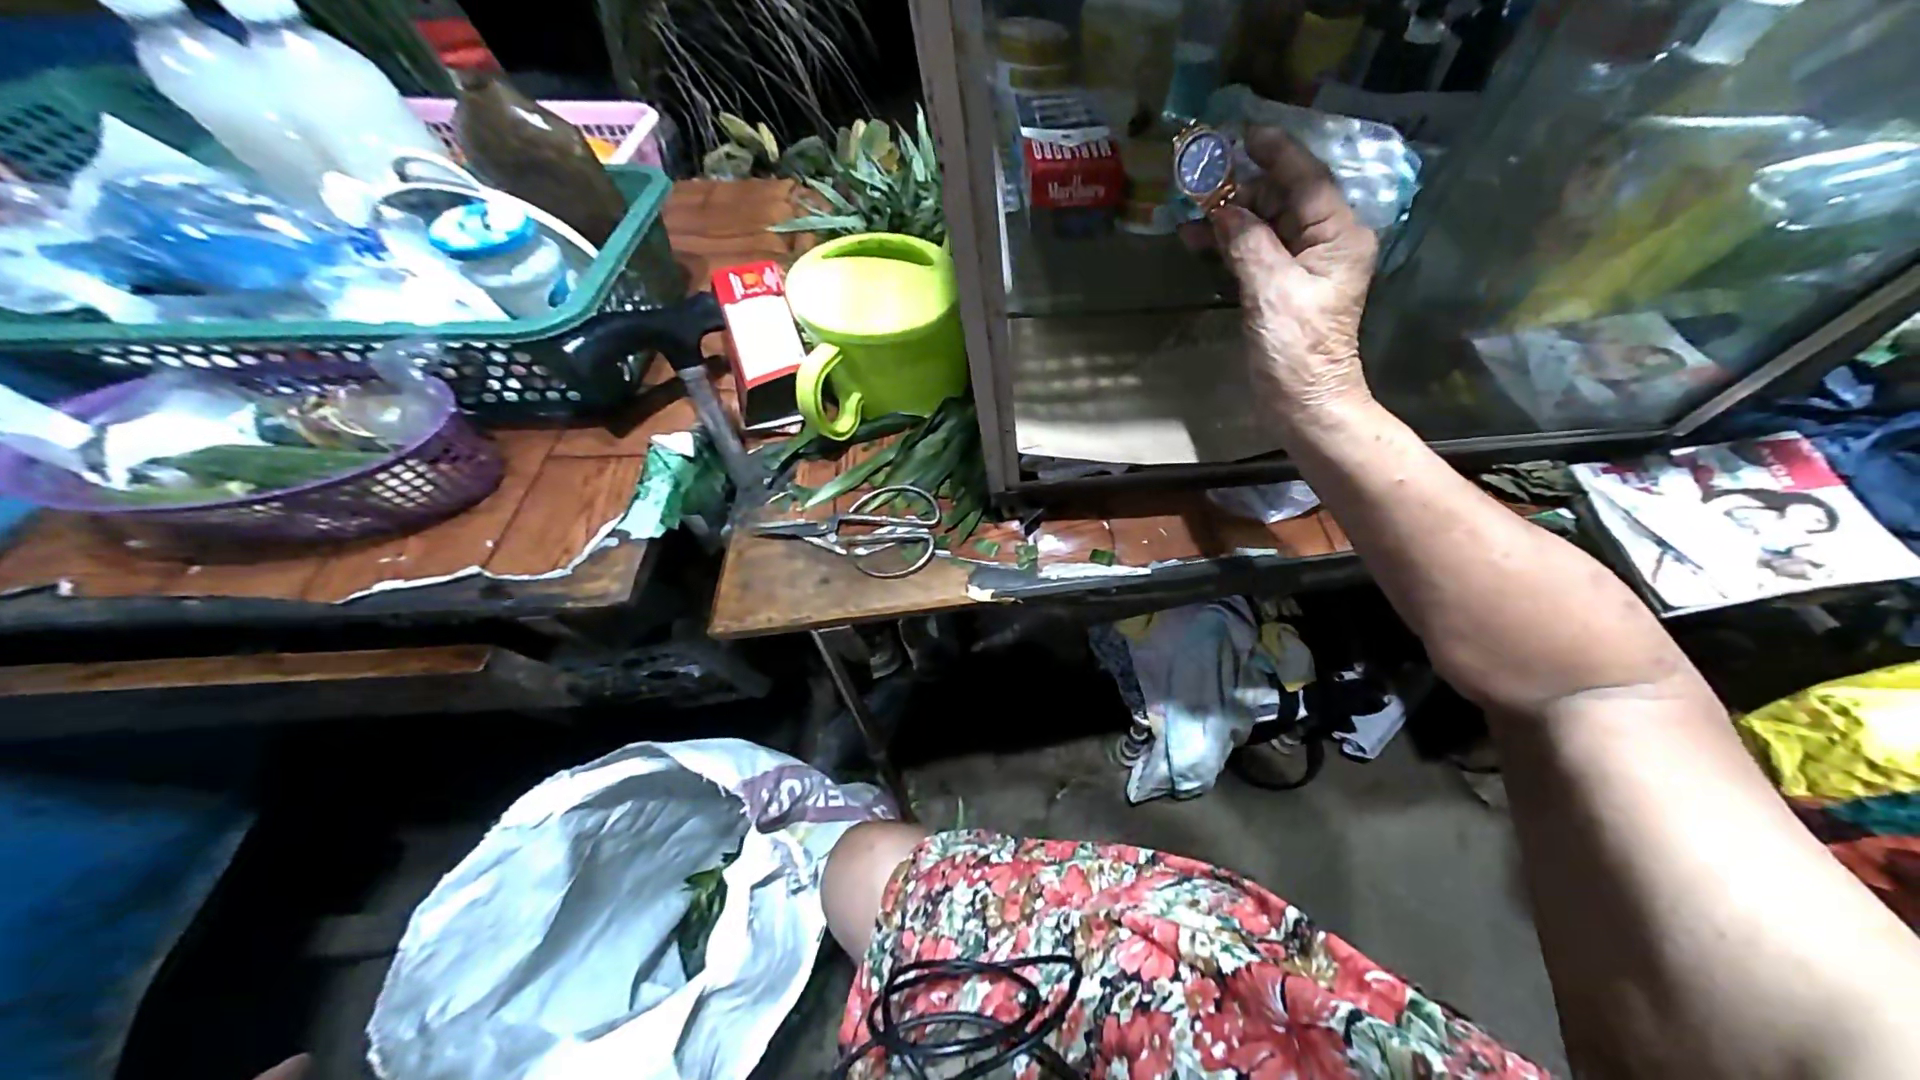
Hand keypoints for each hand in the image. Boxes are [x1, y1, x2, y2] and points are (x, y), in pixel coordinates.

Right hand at [1211, 128, 1378, 426]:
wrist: (1304, 404)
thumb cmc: (1297, 350)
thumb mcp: (1271, 291)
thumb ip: (1247, 242)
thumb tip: (1222, 207)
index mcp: (1338, 235)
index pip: (1307, 178)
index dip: (1275, 153)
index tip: (1242, 133)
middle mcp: (1325, 242)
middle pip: (1282, 198)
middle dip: (1242, 188)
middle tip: (1199, 182)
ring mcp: (1303, 266)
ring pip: (1265, 224)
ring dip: (1230, 217)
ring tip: (1190, 215)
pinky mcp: (1282, 287)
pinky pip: (1256, 251)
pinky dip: (1230, 244)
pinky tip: (1201, 240)